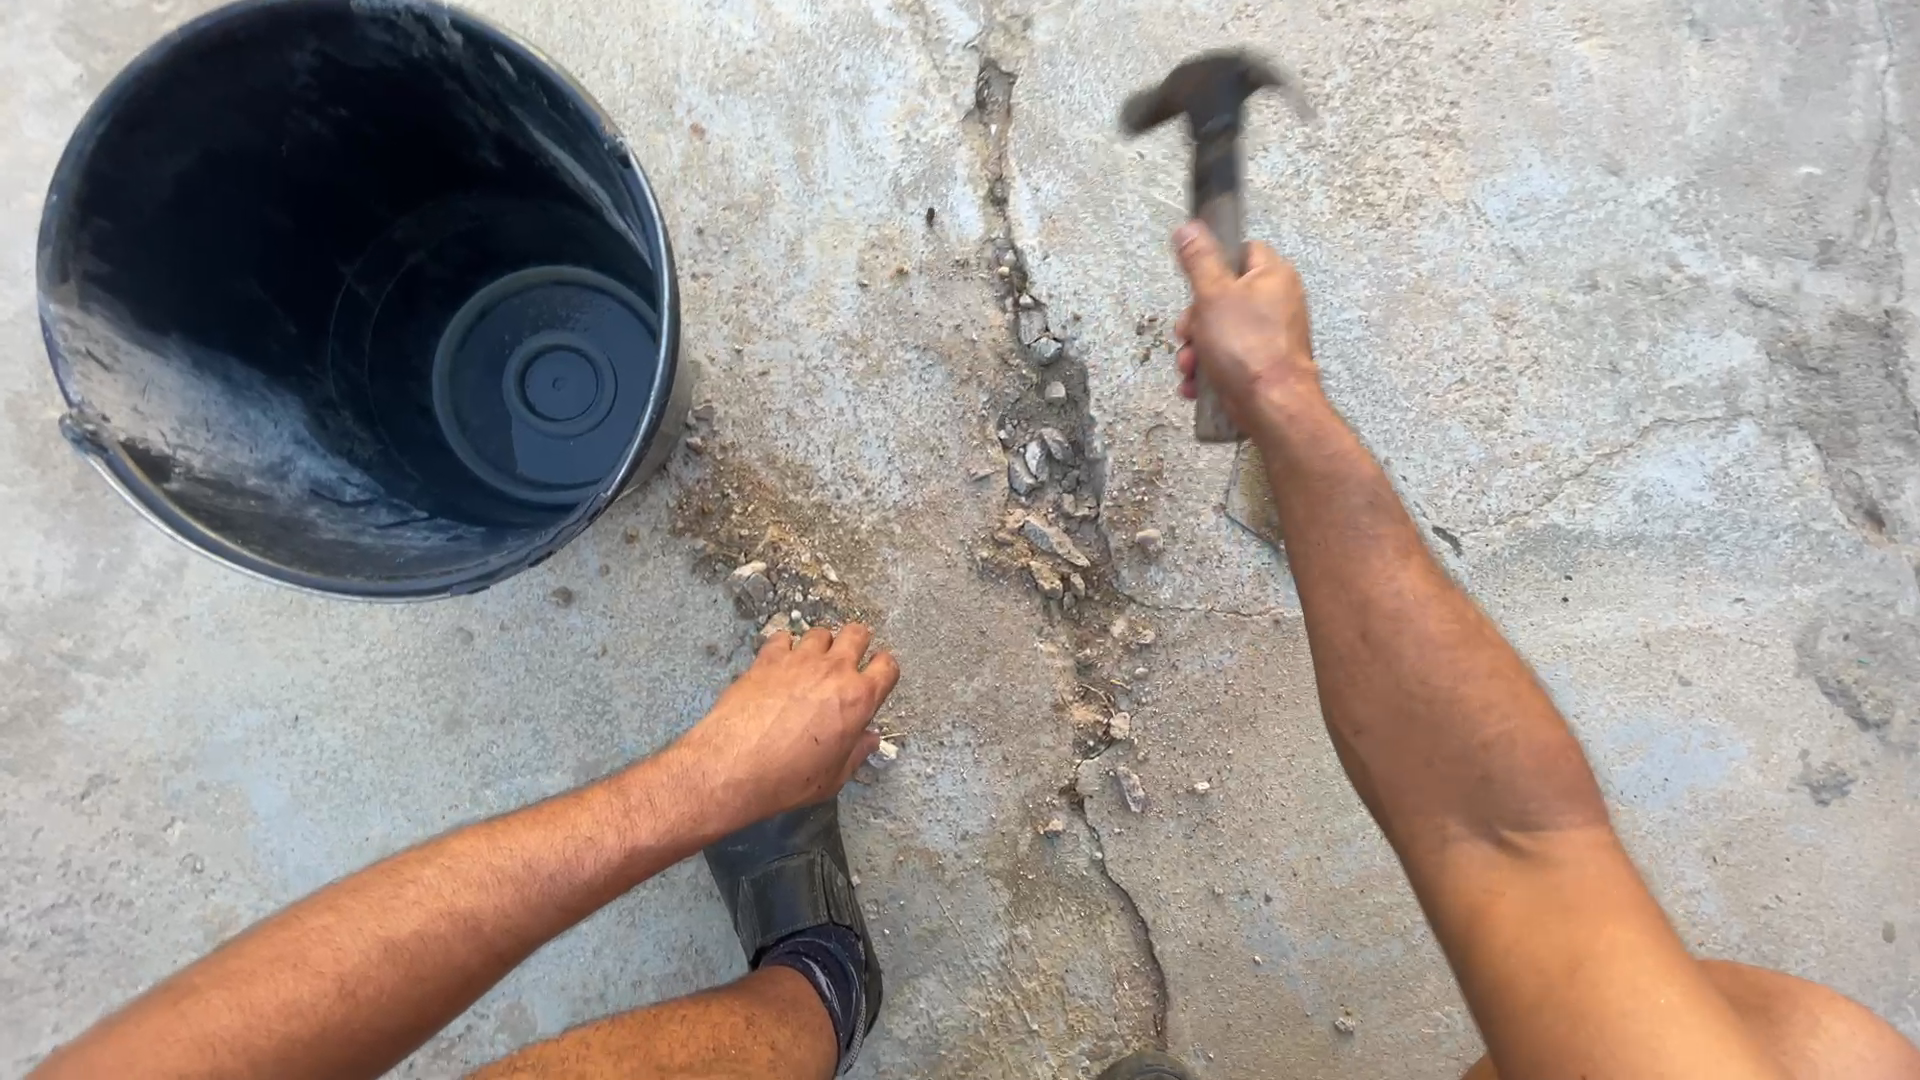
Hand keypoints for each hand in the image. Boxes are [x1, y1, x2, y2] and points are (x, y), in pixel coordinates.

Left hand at [667, 623, 899, 828]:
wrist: (733, 767)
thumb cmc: (786, 779)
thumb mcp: (833, 778)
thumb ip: (857, 753)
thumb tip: (870, 739)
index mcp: (858, 698)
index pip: (888, 666)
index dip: (884, 669)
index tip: (876, 676)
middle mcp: (834, 670)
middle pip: (857, 633)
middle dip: (857, 642)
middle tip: (847, 659)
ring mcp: (800, 660)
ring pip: (821, 632)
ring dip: (821, 645)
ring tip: (811, 663)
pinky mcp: (768, 658)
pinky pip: (783, 638)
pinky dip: (784, 647)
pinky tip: (779, 664)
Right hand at [1172, 221, 1320, 430]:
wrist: (1271, 404)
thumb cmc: (1247, 347)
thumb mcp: (1213, 295)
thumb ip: (1199, 260)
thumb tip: (1188, 227)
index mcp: (1273, 275)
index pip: (1240, 253)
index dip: (1212, 269)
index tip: (1195, 289)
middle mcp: (1276, 302)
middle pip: (1221, 298)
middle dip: (1194, 323)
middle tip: (1187, 336)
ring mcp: (1270, 335)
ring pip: (1219, 333)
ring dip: (1196, 352)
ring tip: (1190, 368)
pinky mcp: (1261, 364)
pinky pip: (1227, 359)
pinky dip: (1208, 372)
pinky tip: (1196, 385)